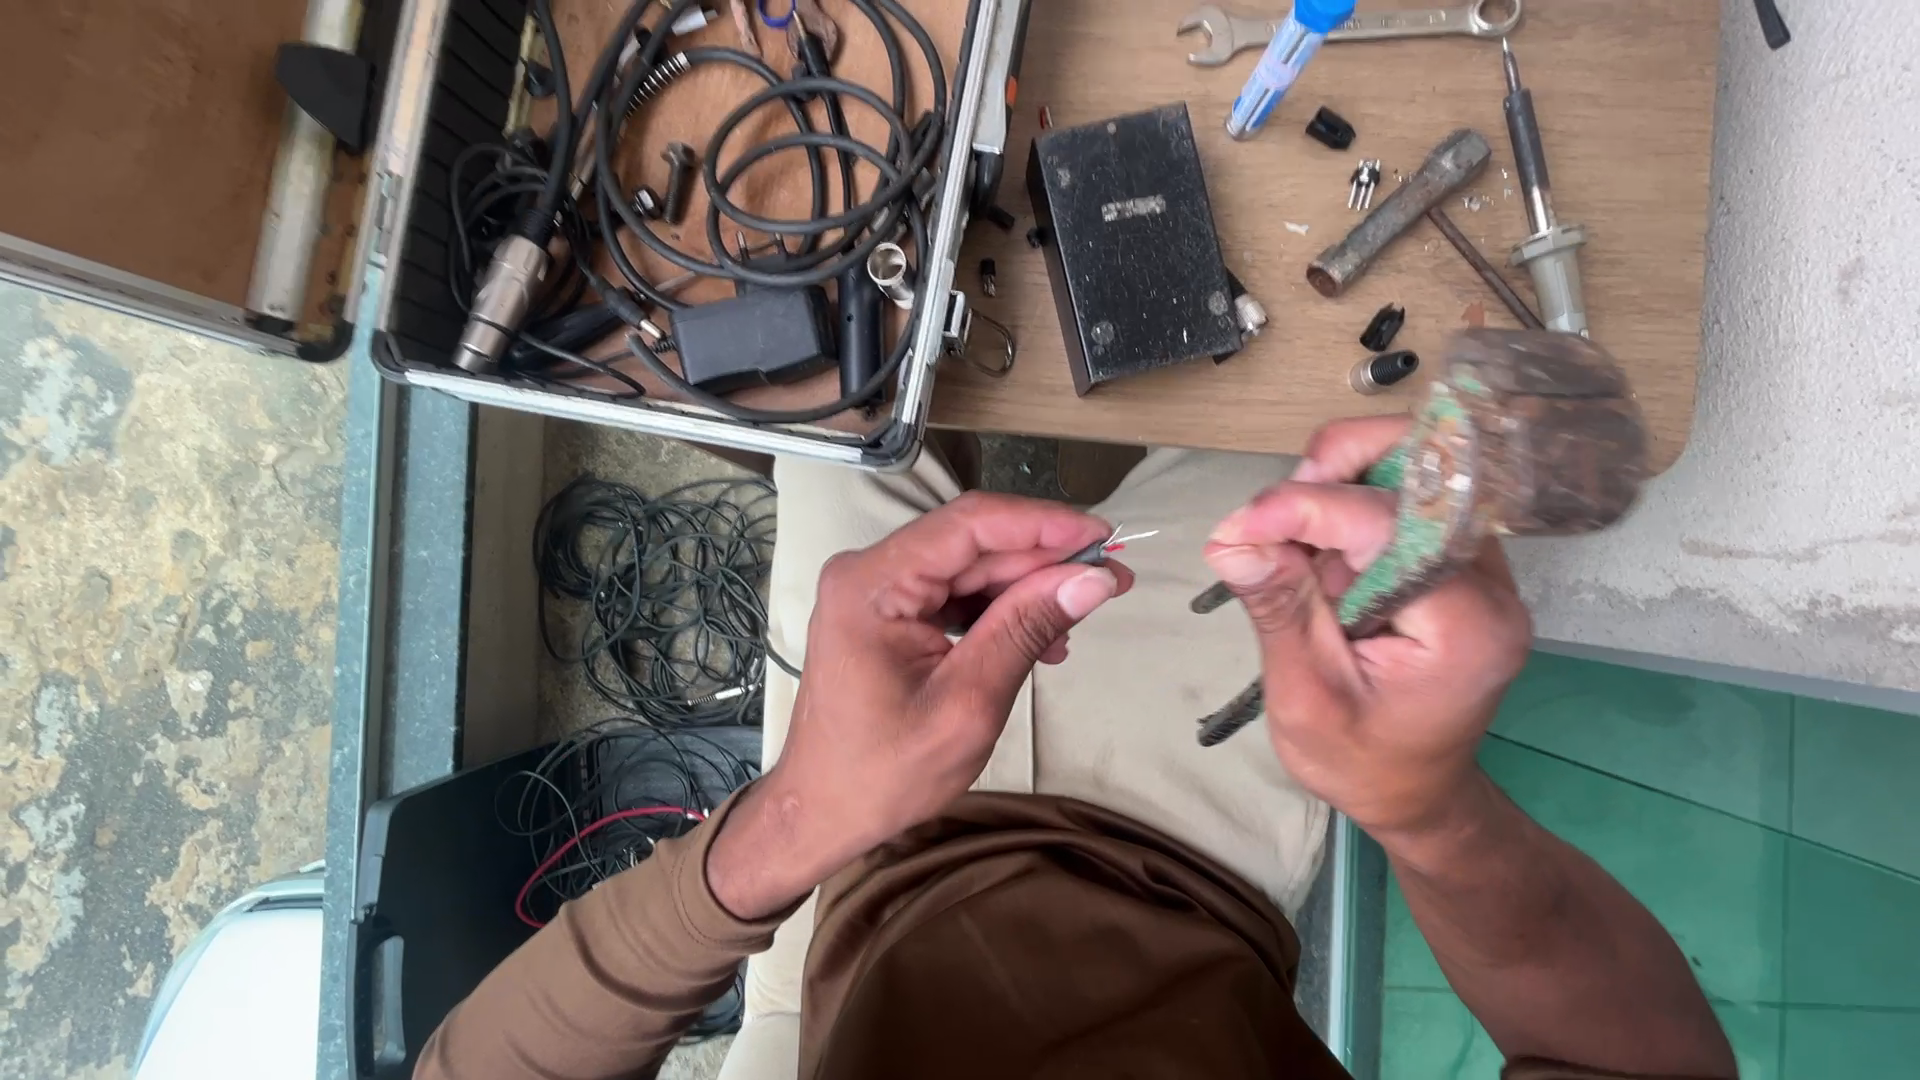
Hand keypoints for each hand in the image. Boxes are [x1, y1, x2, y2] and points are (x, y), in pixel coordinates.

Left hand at [708, 492, 1133, 917]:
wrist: (822, 813)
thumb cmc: (886, 772)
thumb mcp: (968, 703)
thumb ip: (1027, 628)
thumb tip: (1095, 578)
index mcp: (872, 582)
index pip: (969, 525)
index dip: (1042, 523)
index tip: (1103, 536)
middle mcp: (868, 571)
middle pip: (971, 545)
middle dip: (1043, 559)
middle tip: (1112, 577)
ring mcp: (876, 590)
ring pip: (968, 569)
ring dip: (1026, 588)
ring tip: (1081, 614)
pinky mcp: (888, 613)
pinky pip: (953, 596)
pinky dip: (998, 612)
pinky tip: (1040, 637)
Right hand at [1201, 416, 1532, 839]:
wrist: (1413, 793)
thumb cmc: (1361, 761)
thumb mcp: (1306, 695)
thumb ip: (1279, 609)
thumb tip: (1231, 539)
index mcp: (1464, 623)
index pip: (1388, 526)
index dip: (1307, 509)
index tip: (1236, 526)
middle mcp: (1487, 579)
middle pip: (1423, 469)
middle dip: (1338, 467)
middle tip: (1271, 512)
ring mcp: (1473, 565)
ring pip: (1411, 471)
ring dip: (1336, 480)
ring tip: (1283, 533)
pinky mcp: (1447, 563)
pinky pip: (1399, 500)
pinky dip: (1342, 503)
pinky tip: (1307, 543)